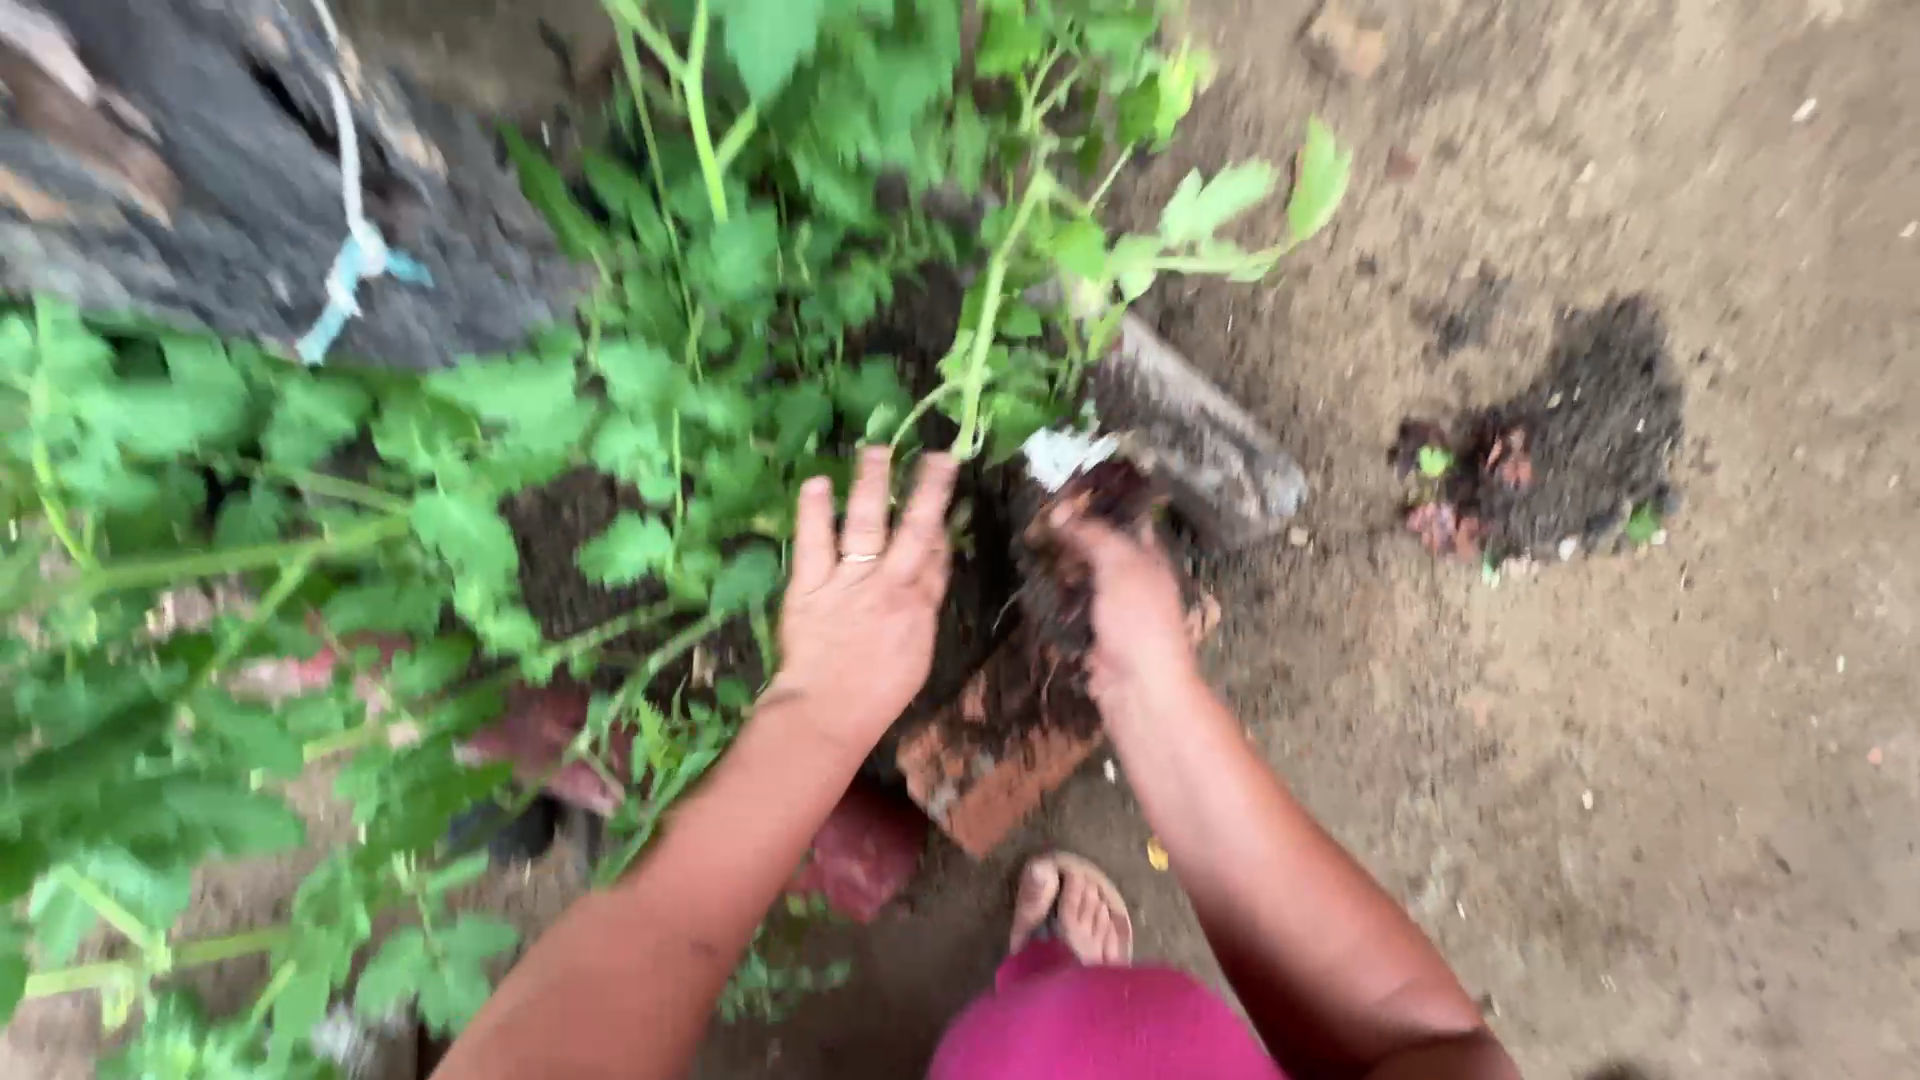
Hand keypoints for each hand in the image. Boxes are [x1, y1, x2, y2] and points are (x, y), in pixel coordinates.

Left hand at [762, 446, 957, 747]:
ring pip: (867, 525)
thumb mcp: (918, 655)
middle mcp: (891, 587)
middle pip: (916, 530)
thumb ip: (923, 609)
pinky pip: (814, 543)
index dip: (942, 521)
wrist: (827, 714)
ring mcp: (850, 584)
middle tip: (937, 455)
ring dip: (873, 484)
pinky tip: (817, 482)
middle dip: (929, 489)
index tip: (943, 490)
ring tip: (876, 449)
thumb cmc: (876, 693)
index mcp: (920, 608)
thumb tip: (930, 570)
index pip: (936, 555)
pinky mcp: (810, 587)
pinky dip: (815, 512)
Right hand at [1053, 516, 1202, 706]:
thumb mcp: (1120, 564)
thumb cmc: (1139, 618)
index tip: (1064, 497)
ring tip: (1031, 549)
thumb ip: (1093, 534)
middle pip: (1098, 547)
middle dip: (1071, 537)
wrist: (1138, 684)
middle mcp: (1131, 577)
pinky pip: (1070, 605)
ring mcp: (1111, 605)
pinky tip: (1035, 584)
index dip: (1098, 507)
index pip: (1124, 520)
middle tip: (1039, 523)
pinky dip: (1055, 596)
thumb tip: (1061, 510)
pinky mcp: (1091, 629)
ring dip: (1059, 566)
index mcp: (1149, 557)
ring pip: (1081, 576)